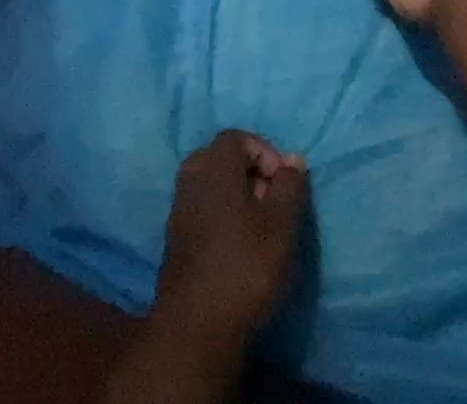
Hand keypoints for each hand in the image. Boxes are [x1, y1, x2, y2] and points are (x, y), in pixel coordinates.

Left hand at [152, 130, 309, 343]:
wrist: (197, 328)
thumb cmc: (246, 268)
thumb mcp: (282, 225)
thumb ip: (290, 187)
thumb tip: (292, 158)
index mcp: (214, 173)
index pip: (233, 137)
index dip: (262, 149)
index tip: (281, 180)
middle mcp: (190, 186)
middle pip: (214, 158)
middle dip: (244, 169)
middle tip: (267, 196)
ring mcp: (178, 215)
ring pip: (204, 186)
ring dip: (230, 194)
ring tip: (256, 223)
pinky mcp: (174, 243)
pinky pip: (197, 210)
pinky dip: (217, 214)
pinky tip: (236, 244)